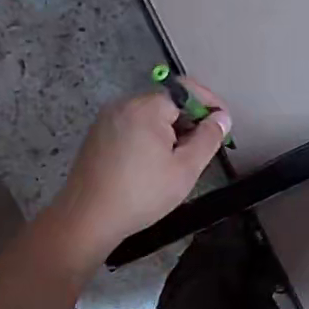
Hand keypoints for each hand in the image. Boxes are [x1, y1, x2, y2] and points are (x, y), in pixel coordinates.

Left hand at [44, 77, 231, 257]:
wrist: (87, 219)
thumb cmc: (141, 194)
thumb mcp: (185, 169)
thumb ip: (208, 139)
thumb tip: (222, 118)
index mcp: (146, 107)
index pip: (187, 90)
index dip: (210, 104)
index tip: (222, 126)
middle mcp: (124, 105)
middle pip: (167, 102)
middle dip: (189, 122)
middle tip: (199, 152)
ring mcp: (107, 119)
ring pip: (150, 116)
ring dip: (169, 132)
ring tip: (175, 163)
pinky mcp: (97, 135)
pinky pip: (132, 126)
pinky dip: (148, 138)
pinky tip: (150, 166)